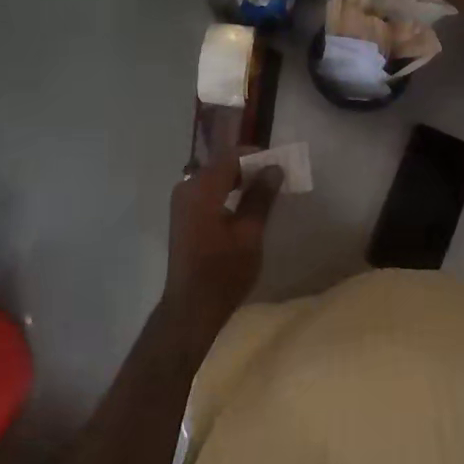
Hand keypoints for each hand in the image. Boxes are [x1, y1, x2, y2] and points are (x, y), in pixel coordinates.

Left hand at [165, 157, 284, 327]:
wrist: (191, 307)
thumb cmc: (223, 272)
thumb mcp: (249, 234)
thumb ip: (261, 197)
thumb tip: (274, 168)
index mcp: (200, 189)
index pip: (230, 157)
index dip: (257, 156)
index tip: (281, 163)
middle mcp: (186, 188)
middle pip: (221, 165)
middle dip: (249, 168)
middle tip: (277, 177)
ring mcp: (181, 202)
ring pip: (214, 178)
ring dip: (239, 180)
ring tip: (266, 191)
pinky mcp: (183, 215)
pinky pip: (207, 192)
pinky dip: (227, 192)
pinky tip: (245, 205)